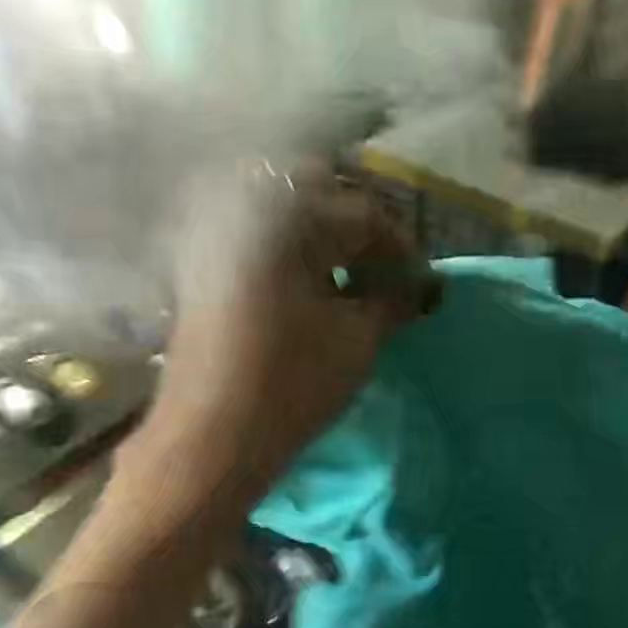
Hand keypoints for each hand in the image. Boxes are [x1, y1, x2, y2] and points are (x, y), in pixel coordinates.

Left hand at [141, 163, 428, 487]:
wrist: (213, 435)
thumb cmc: (291, 385)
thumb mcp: (357, 341)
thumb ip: (395, 300)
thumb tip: (424, 285)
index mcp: (285, 214)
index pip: (362, 212)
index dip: (401, 248)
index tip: (424, 283)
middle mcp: (243, 204)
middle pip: (319, 192)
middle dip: (360, 228)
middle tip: (387, 272)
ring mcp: (216, 232)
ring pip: (285, 210)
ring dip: (327, 237)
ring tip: (354, 284)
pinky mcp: (203, 262)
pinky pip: (258, 234)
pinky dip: (294, 250)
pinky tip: (315, 288)